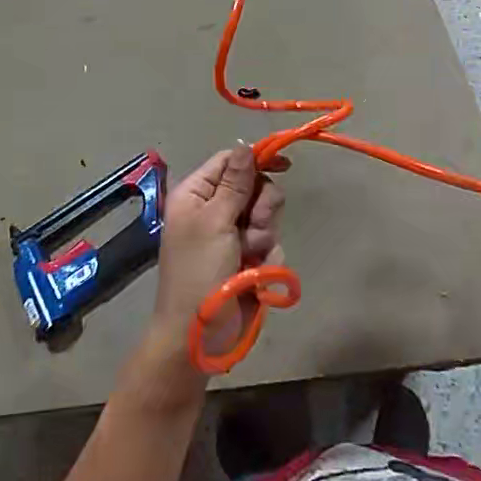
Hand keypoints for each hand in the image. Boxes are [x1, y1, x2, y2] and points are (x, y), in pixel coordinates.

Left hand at [145, 147, 285, 375]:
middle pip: (254, 188)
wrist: (200, 335)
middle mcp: (214, 210)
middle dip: (261, 208)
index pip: (229, 162)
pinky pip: (271, 244)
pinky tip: (256, 274)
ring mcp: (233, 236)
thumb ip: (234, 183)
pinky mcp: (250, 259)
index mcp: (196, 195)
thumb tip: (244, 145)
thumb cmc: (199, 272)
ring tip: (249, 256)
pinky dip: (267, 257)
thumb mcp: (214, 221)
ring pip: (267, 217)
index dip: (255, 161)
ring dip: (263, 236)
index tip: (284, 166)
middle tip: (252, 227)